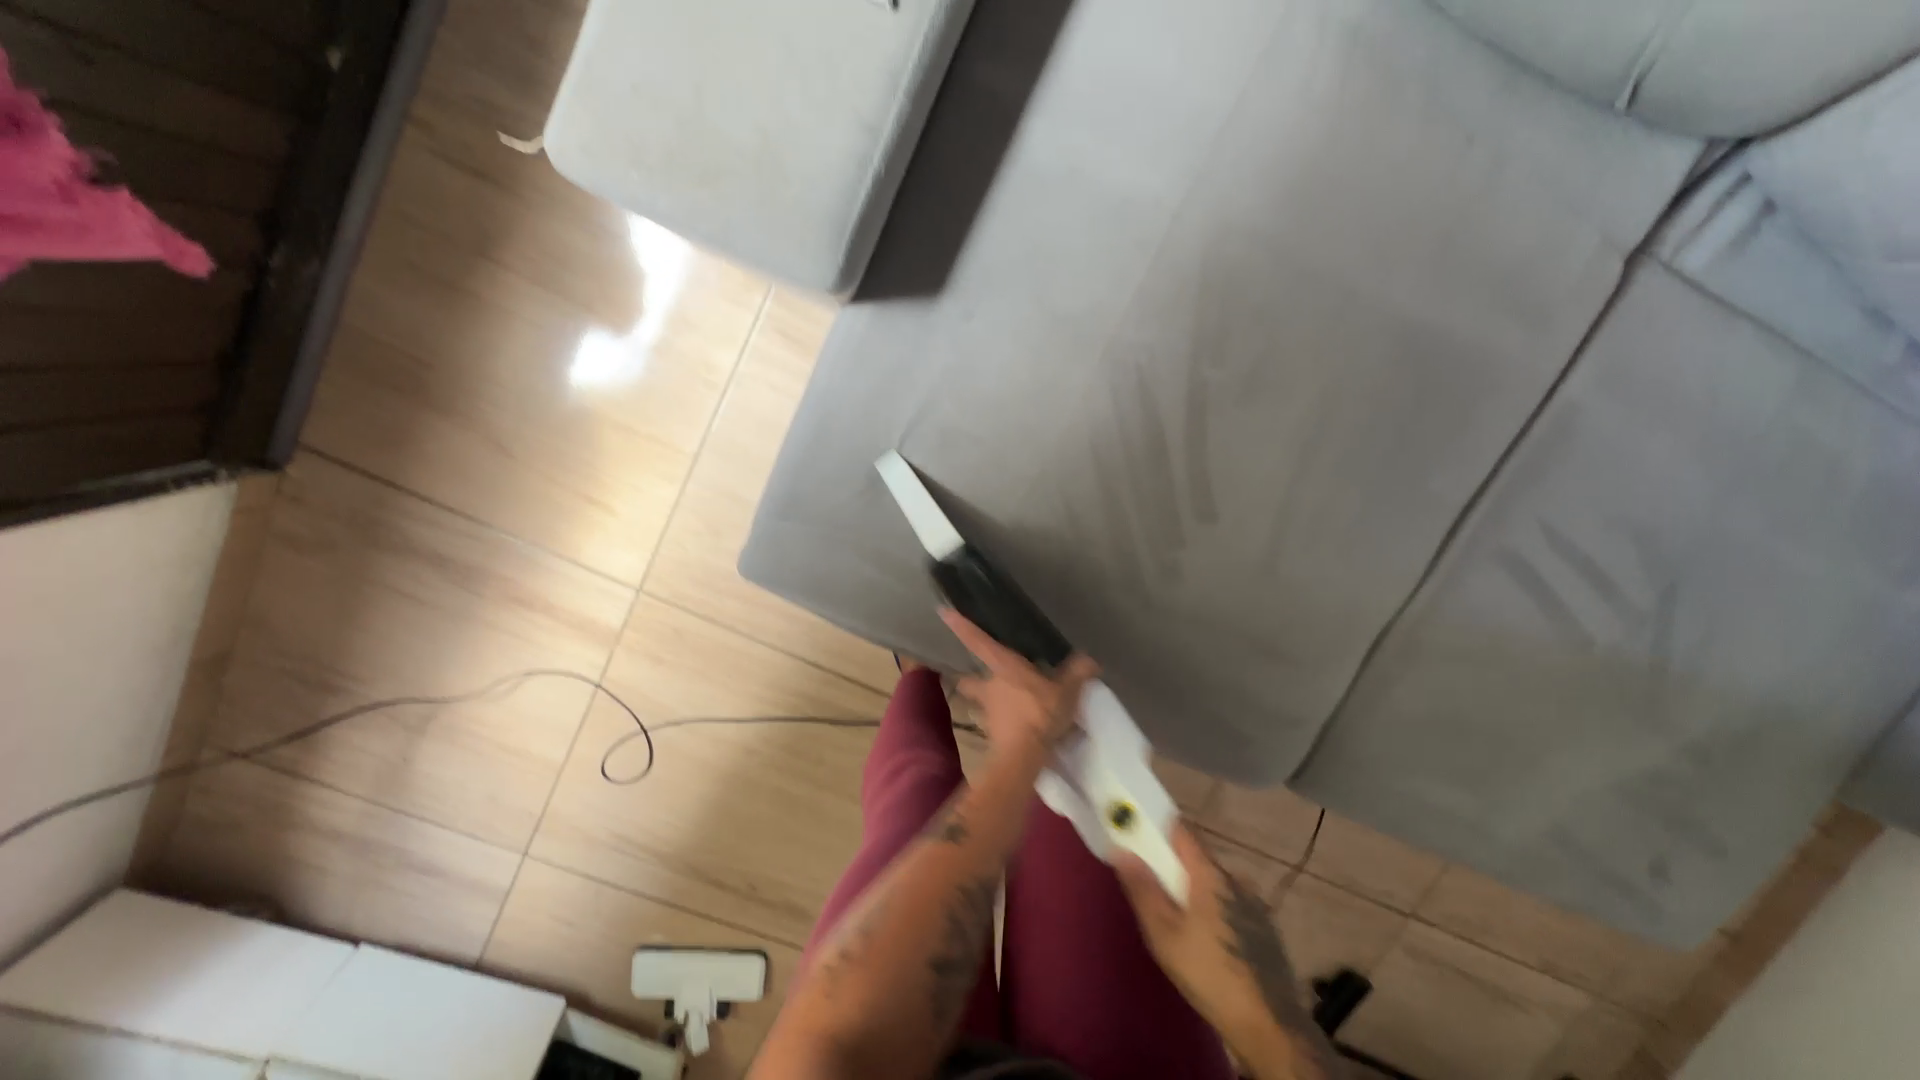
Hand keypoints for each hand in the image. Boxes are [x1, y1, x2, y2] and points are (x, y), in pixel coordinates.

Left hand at [939, 609, 1098, 753]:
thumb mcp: (1067, 691)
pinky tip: (1016, 726)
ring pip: (980, 703)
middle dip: (970, 680)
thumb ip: (1078, 672)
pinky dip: (1002, 723)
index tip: (943, 612)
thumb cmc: (1040, 713)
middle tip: (980, 679)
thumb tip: (1090, 659)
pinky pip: (994, 723)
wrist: (1023, 756)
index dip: (961, 626)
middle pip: (969, 680)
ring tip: (1004, 705)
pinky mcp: (991, 733)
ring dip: (987, 703)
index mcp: (1003, 666)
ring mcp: (987, 710)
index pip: (977, 641)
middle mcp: (989, 685)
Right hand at [1113, 824, 1316, 1062]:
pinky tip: (1207, 938)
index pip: (1182, 832)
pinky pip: (1232, 904)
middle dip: (1175, 865)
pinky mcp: (1265, 926)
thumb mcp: (1163, 933)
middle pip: (1199, 859)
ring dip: (1197, 890)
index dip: (1158, 826)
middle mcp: (1236, 879)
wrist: (1266, 1021)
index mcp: (1210, 874)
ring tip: (1178, 917)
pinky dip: (1215, 909)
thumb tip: (1121, 849)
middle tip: (1152, 884)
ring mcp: (1255, 903)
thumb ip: (1143, 888)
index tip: (1137, 828)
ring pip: (1217, 884)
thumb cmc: (1206, 972)